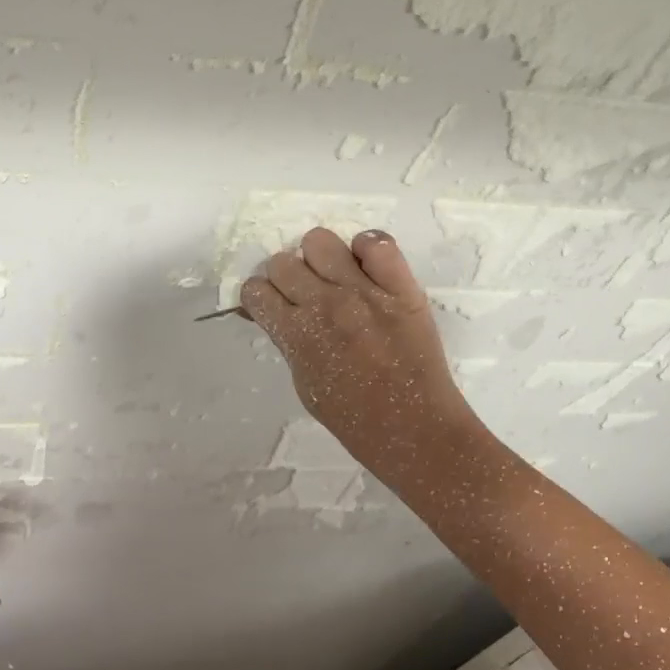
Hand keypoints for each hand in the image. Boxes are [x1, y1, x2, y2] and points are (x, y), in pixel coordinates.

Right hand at [241, 228, 480, 472]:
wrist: (414, 428)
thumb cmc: (354, 418)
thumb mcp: (305, 384)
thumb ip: (287, 343)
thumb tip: (271, 313)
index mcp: (296, 334)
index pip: (255, 290)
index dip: (260, 298)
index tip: (272, 306)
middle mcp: (324, 305)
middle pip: (282, 262)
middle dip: (285, 278)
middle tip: (303, 296)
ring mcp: (364, 292)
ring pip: (319, 240)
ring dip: (319, 258)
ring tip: (334, 278)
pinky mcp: (401, 287)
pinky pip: (377, 242)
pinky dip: (367, 249)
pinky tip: (367, 268)